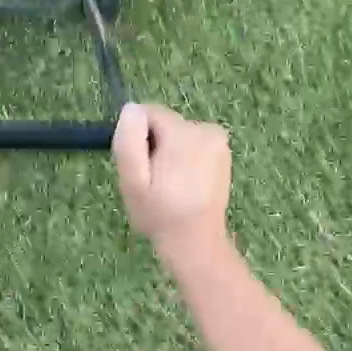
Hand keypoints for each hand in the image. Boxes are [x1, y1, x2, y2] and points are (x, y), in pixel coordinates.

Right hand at [113, 103, 231, 265]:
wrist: (196, 241)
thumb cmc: (159, 214)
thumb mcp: (133, 182)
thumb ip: (129, 142)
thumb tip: (130, 109)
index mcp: (184, 133)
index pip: (148, 113)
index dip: (135, 137)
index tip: (138, 166)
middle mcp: (207, 129)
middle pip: (164, 124)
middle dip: (152, 146)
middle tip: (150, 180)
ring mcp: (219, 142)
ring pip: (177, 134)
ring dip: (167, 153)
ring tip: (165, 184)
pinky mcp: (223, 153)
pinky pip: (192, 144)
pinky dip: (183, 159)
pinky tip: (181, 184)